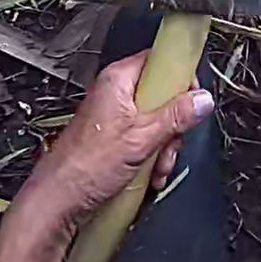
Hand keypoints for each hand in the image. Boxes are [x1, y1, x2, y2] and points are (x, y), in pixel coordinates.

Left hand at [13, 50, 214, 231]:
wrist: (58, 201)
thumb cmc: (85, 166)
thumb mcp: (142, 138)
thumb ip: (176, 116)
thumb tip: (202, 99)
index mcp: (118, 80)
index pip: (159, 60)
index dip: (179, 78)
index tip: (191, 97)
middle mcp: (116, 93)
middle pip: (162, 95)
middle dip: (173, 126)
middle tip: (170, 143)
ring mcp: (115, 116)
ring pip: (156, 122)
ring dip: (164, 147)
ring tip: (157, 166)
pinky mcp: (115, 138)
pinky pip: (145, 140)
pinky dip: (152, 157)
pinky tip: (149, 175)